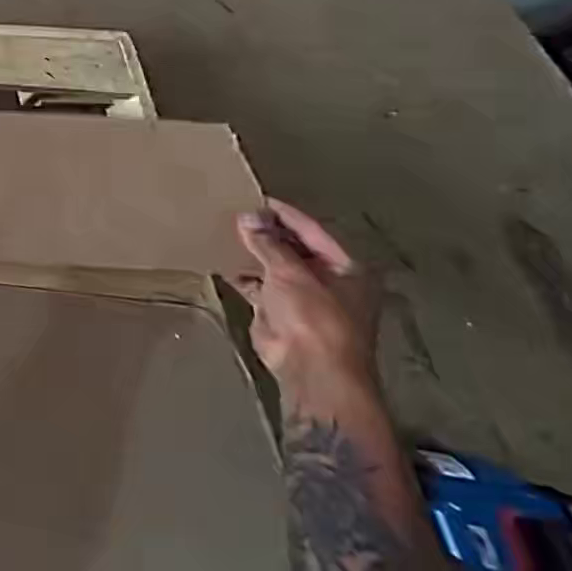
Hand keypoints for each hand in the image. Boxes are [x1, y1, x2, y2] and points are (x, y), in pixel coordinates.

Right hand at [233, 198, 381, 398]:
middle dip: (268, 233)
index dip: (285, 214)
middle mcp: (330, 281)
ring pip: (277, 267)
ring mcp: (305, 298)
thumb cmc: (314, 317)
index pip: (312, 231)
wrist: (311, 372)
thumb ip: (267, 242)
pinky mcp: (281, 313)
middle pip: (295, 247)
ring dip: (255, 253)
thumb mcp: (289, 272)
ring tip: (226, 232)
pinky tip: (224, 261)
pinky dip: (244, 275)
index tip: (256, 198)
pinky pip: (261, 286)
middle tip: (237, 213)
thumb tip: (247, 216)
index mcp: (347, 268)